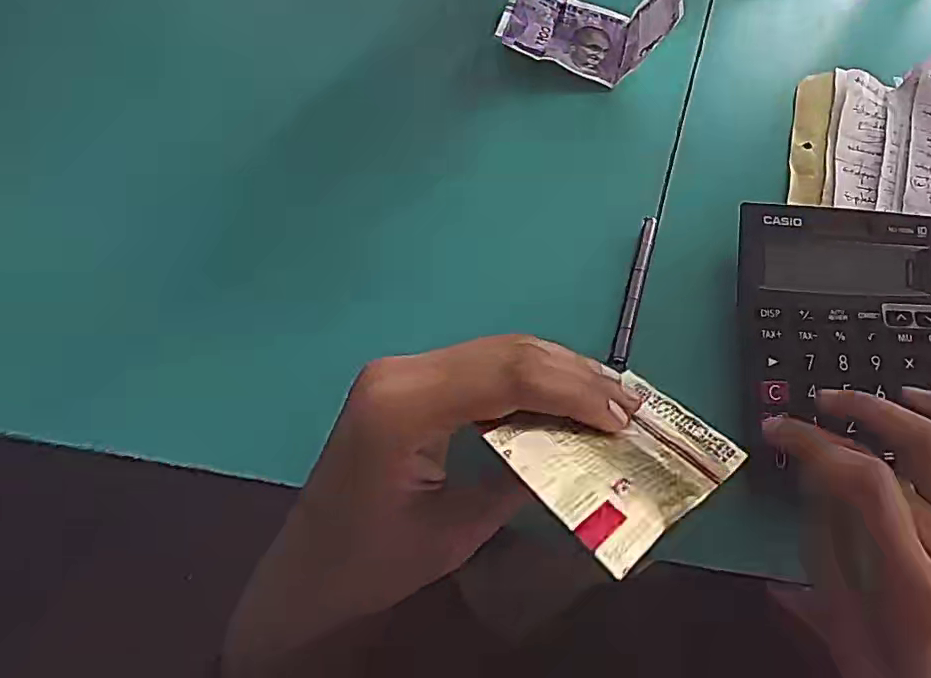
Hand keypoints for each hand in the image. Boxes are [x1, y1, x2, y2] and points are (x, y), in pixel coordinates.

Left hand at [223, 335, 644, 674]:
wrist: (301, 580)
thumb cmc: (370, 567)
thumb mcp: (456, 532)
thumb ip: (523, 477)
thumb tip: (592, 444)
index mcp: (402, 404)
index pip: (508, 375)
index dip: (572, 391)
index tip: (619, 417)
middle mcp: (404, 370)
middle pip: (514, 352)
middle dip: (579, 377)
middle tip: (629, 403)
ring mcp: (410, 368)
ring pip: (509, 351)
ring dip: (566, 372)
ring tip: (612, 398)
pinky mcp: (420, 376)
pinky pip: (494, 364)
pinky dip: (541, 378)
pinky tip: (571, 394)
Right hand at [766, 389, 930, 677]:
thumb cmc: (910, 676)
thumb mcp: (849, 643)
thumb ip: (820, 568)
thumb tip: (800, 493)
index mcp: (920, 587)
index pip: (868, 485)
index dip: (819, 446)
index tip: (783, 430)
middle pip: (906, 451)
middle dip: (852, 414)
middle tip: (814, 407)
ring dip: (895, 407)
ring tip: (857, 397)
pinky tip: (916, 402)